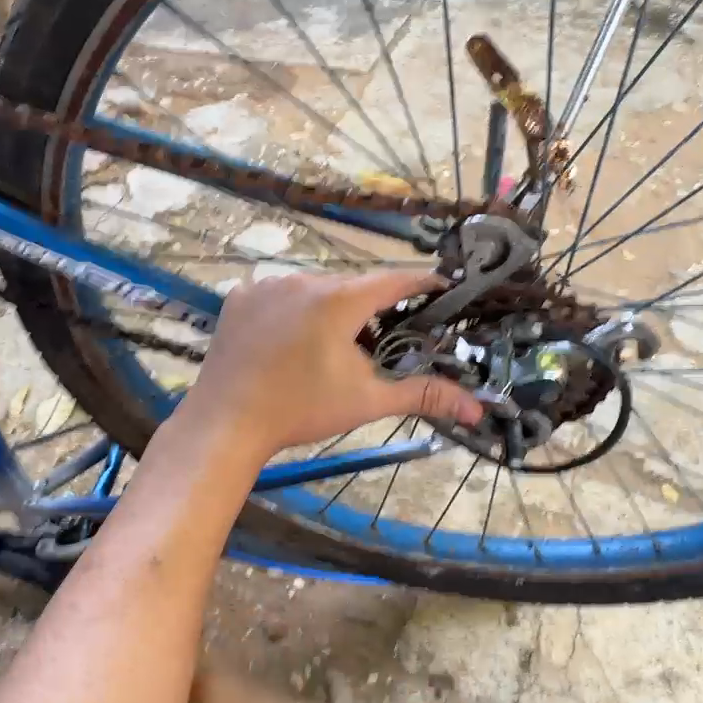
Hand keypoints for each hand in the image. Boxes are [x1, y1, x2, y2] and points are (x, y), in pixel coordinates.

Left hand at [176, 270, 485, 459]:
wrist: (226, 423)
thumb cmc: (301, 410)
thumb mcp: (366, 400)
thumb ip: (422, 395)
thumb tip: (475, 409)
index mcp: (338, 300)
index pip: (393, 279)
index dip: (421, 283)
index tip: (442, 287)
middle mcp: (303, 279)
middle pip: (351, 287)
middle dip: (370, 310)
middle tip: (378, 343)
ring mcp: (266, 285)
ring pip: (314, 289)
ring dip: (329, 309)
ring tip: (327, 349)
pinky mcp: (240, 297)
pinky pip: (279, 294)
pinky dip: (292, 311)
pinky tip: (288, 342)